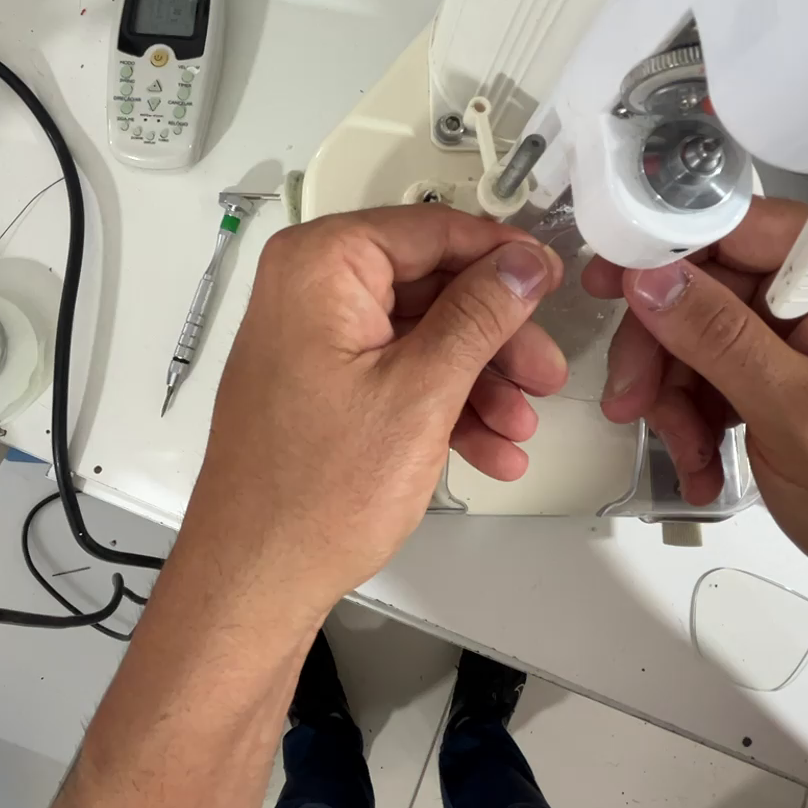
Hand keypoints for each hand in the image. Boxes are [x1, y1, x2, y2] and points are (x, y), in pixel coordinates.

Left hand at [178, 205, 566, 613]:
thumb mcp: (421, 390)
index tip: (552, 279)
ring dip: (477, 380)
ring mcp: (314, 339)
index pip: (429, 229)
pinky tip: (488, 450)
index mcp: (322, 264)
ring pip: (418, 335)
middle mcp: (310, 288)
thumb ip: (480, 315)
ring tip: (520, 429)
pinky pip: (394, 372)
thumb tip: (524, 263)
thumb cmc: (322, 487)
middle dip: (495, 337)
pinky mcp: (321, 382)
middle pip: (429, 287)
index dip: (499, 254)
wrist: (256, 578)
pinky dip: (441, 405)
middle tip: (546, 373)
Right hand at [585, 197, 807, 607]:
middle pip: (703, 285)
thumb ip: (721, 340)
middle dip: (661, 349)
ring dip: (672, 395)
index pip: (737, 228)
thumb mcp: (803, 418)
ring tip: (685, 453)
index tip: (607, 285)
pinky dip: (691, 417)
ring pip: (693, 333)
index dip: (665, 251)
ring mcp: (800, 334)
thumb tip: (646, 277)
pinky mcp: (781, 373)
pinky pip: (708, 373)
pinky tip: (701, 464)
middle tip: (630, 402)